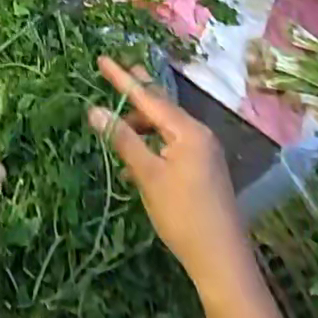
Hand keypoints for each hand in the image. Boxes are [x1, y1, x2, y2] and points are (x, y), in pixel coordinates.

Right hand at [86, 57, 249, 277]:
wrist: (221, 258)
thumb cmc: (182, 214)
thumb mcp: (148, 176)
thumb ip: (123, 140)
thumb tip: (95, 110)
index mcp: (187, 130)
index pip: (148, 97)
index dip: (123, 79)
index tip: (103, 59)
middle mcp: (198, 133)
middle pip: (161, 106)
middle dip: (137, 91)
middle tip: (117, 70)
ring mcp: (204, 151)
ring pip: (167, 127)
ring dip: (141, 125)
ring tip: (117, 126)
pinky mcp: (203, 168)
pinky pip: (173, 144)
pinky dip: (152, 145)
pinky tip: (134, 162)